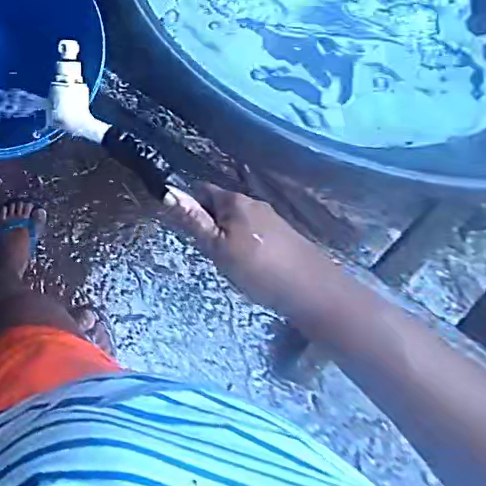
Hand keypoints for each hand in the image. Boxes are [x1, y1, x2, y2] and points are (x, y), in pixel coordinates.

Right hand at [162, 183, 351, 325]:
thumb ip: (191, 219)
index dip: (191, 208)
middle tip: (211, 252)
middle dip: (212, 224)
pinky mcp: (289, 237)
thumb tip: (165, 190)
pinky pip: (257, 233)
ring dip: (231, 236)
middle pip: (221, 206)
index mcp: (234, 200)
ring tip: (233, 262)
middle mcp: (254, 203)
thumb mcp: (216, 246)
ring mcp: (274, 220)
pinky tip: (255, 267)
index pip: (201, 191)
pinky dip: (250, 245)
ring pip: (239, 221)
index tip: (192, 233)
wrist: (319, 296)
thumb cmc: (259, 269)